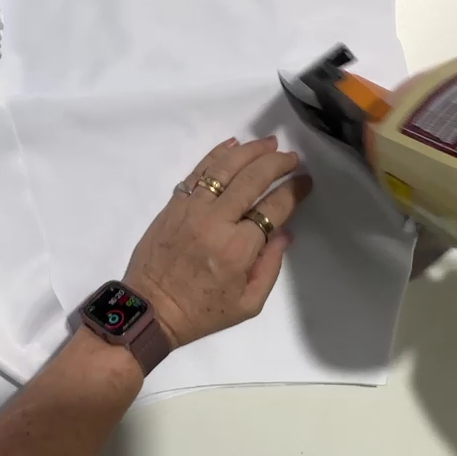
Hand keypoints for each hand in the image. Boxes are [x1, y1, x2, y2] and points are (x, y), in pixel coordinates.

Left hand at [122, 136, 312, 347]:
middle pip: (252, 178)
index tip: (306, 181)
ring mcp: (192, 209)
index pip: (274, 207)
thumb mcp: (248, 304)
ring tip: (269, 143)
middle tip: (292, 157)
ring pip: (224, 167)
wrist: (150, 309)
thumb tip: (284, 232)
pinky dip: (216, 154)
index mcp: (238, 248)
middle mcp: (216, 221)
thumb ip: (271, 266)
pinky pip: (198, 172)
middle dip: (277, 163)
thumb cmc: (202, 312)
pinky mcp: (174, 204)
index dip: (295, 190)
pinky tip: (233, 144)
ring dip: (250, 151)